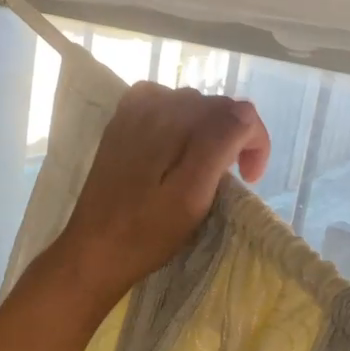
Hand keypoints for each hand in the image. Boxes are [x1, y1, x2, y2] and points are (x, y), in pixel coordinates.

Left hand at [47, 83, 269, 304]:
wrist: (94, 248)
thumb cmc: (148, 231)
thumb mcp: (193, 194)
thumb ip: (219, 144)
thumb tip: (244, 111)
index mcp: (176, 120)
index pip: (238, 112)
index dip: (254, 143)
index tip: (249, 180)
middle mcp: (155, 103)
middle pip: (215, 107)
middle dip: (232, 138)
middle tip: (228, 180)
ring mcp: (134, 110)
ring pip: (191, 107)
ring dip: (207, 133)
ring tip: (203, 171)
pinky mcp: (122, 123)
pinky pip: (163, 108)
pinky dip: (179, 125)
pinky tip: (176, 152)